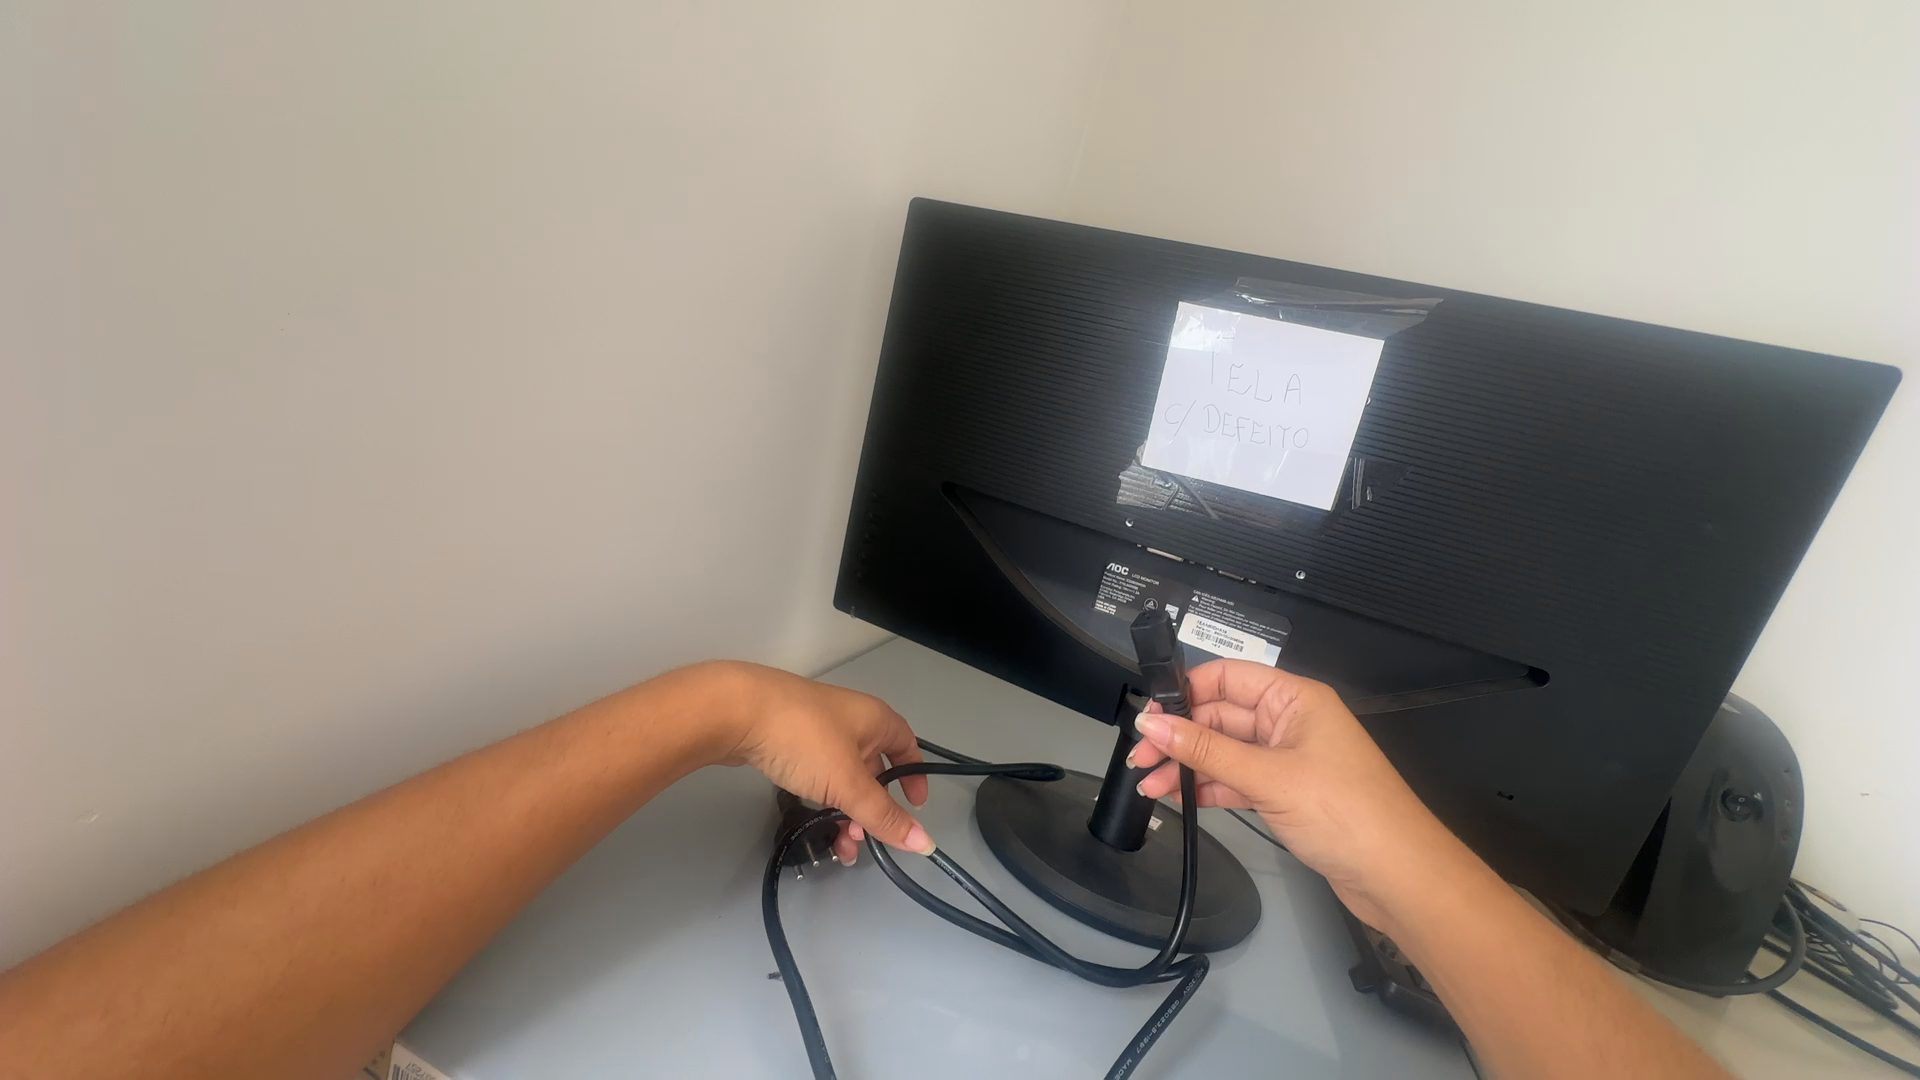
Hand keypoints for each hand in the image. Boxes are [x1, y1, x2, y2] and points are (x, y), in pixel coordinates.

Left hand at [693, 662, 933, 864]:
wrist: (738, 711)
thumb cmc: (805, 739)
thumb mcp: (848, 782)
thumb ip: (884, 815)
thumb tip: (925, 842)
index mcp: (874, 719)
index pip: (907, 745)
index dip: (914, 776)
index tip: (914, 807)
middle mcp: (851, 720)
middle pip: (873, 769)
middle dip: (872, 809)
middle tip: (862, 840)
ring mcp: (818, 729)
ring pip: (843, 777)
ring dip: (845, 812)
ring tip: (836, 845)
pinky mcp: (789, 740)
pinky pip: (818, 775)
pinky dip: (822, 801)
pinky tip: (813, 822)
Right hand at [1128, 659, 1470, 930]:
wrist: (1402, 881)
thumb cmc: (1349, 814)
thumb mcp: (1268, 777)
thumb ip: (1205, 750)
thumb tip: (1152, 724)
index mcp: (1294, 699)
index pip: (1226, 678)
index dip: (1184, 692)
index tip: (1149, 714)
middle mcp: (1288, 722)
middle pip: (1218, 717)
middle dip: (1178, 737)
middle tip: (1140, 757)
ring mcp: (1286, 758)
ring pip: (1222, 751)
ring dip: (1187, 766)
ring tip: (1150, 782)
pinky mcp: (1284, 791)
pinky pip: (1235, 778)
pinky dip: (1207, 787)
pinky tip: (1179, 797)